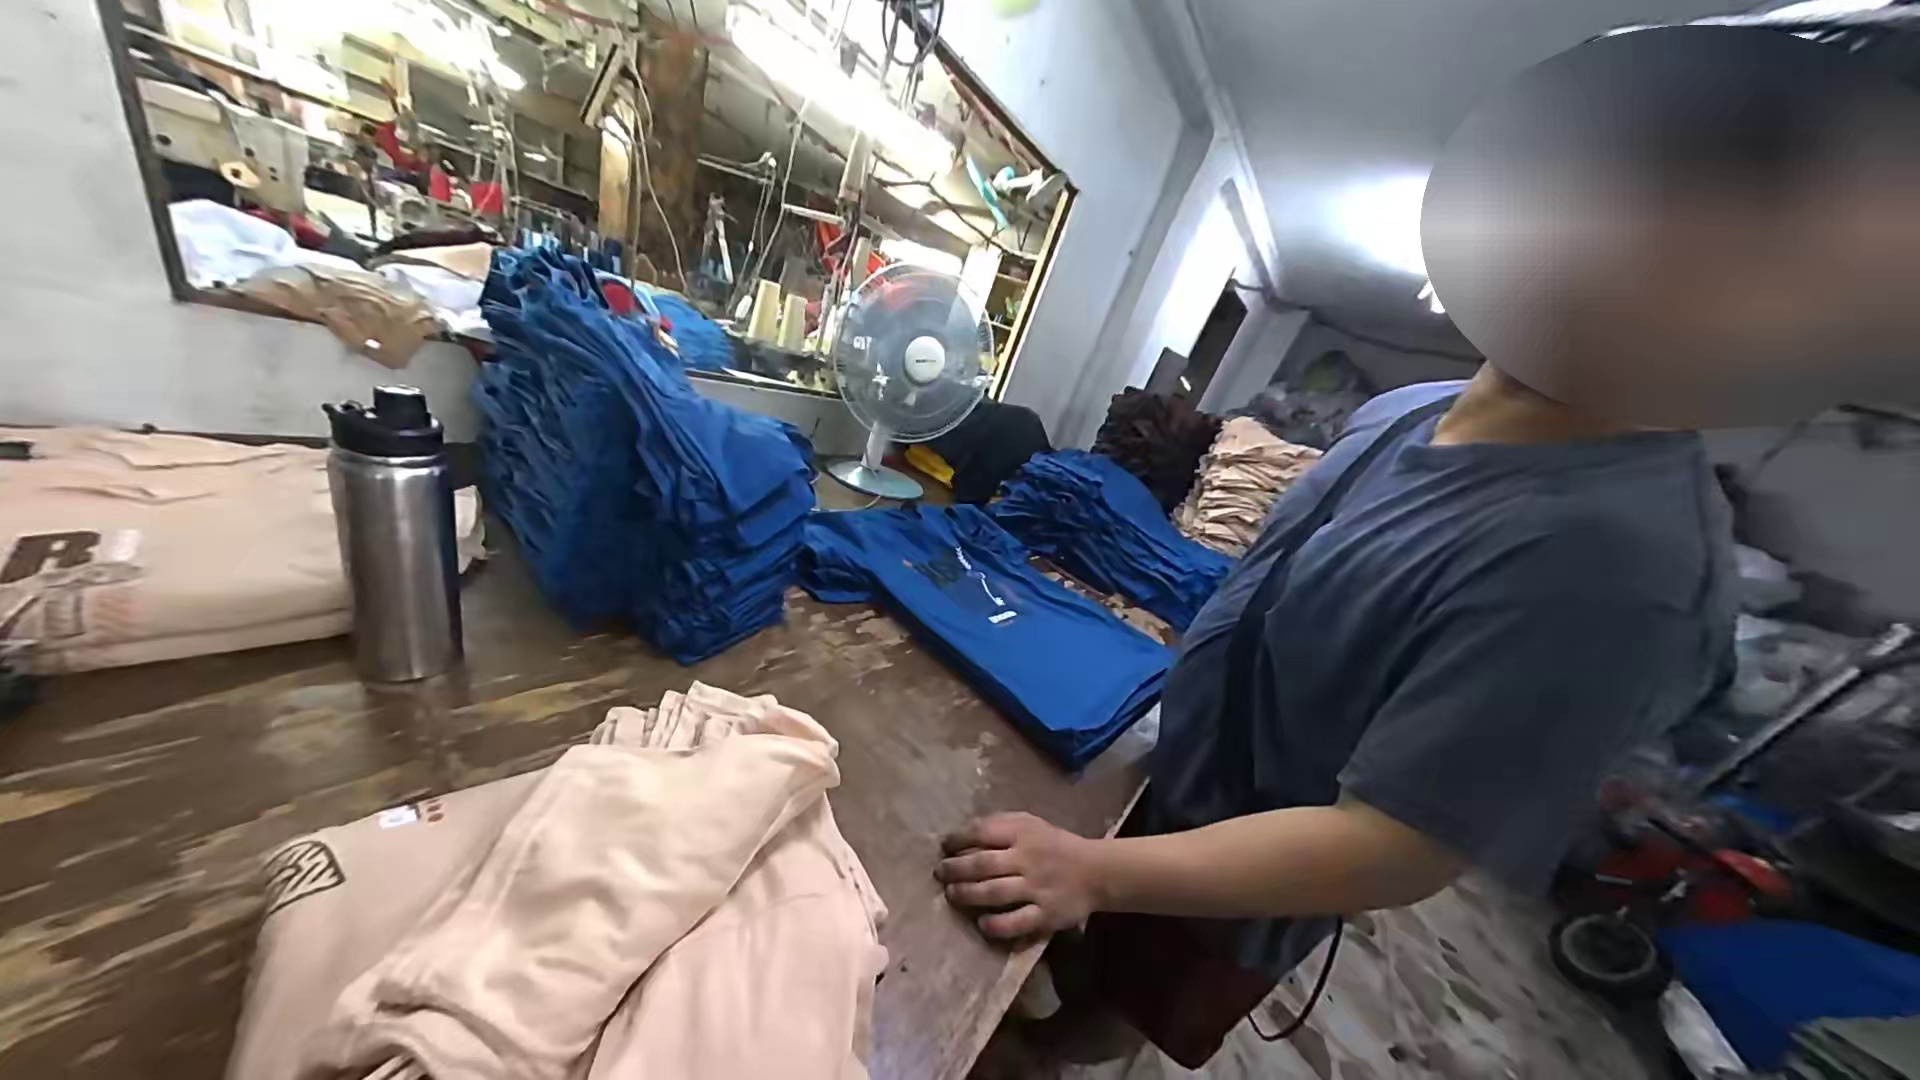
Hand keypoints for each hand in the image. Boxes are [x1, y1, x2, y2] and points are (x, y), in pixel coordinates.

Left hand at [937, 811, 1104, 940]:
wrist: (1095, 871)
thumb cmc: (1054, 844)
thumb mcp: (1030, 823)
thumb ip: (1001, 824)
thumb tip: (966, 831)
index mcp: (1022, 832)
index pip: (982, 832)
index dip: (958, 839)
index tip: (944, 846)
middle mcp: (1027, 859)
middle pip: (982, 864)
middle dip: (955, 869)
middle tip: (940, 873)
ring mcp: (1036, 888)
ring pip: (994, 893)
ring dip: (967, 895)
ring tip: (951, 895)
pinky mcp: (1045, 916)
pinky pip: (1015, 923)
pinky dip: (995, 925)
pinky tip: (981, 924)